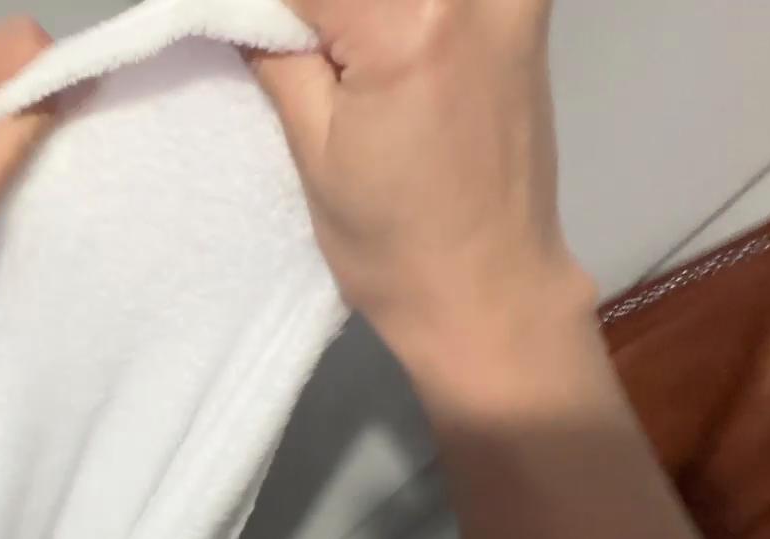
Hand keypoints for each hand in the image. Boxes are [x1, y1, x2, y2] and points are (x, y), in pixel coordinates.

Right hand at [250, 0, 595, 369]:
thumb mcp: (313, 151)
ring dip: (351, 13)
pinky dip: (393, 13)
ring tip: (326, 57)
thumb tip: (250, 14)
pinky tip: (373, 46)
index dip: (265, 7)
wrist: (481, 280)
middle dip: (311, 10)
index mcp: (413, 28)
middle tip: (282, 46)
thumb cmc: (391, 239)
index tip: (243, 28)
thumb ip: (282, 60)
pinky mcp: (527, 7)